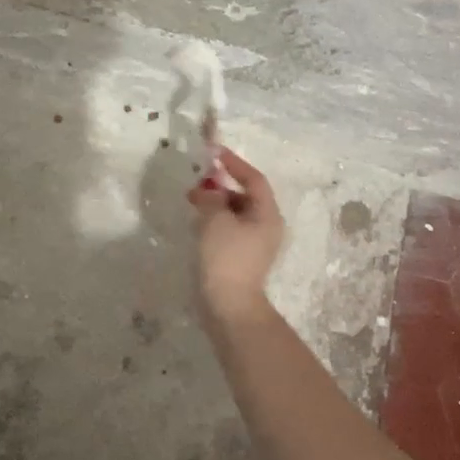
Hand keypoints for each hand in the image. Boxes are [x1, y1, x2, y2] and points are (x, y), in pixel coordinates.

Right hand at [187, 147, 283, 325]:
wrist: (229, 305)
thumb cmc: (226, 258)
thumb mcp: (215, 221)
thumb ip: (211, 198)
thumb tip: (207, 191)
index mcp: (267, 214)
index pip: (254, 179)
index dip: (234, 164)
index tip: (214, 153)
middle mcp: (266, 227)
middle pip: (245, 197)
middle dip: (220, 187)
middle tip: (196, 184)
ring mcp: (255, 245)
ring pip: (235, 214)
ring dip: (215, 205)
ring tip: (192, 204)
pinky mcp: (241, 259)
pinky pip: (229, 231)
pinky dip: (214, 222)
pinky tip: (197, 226)